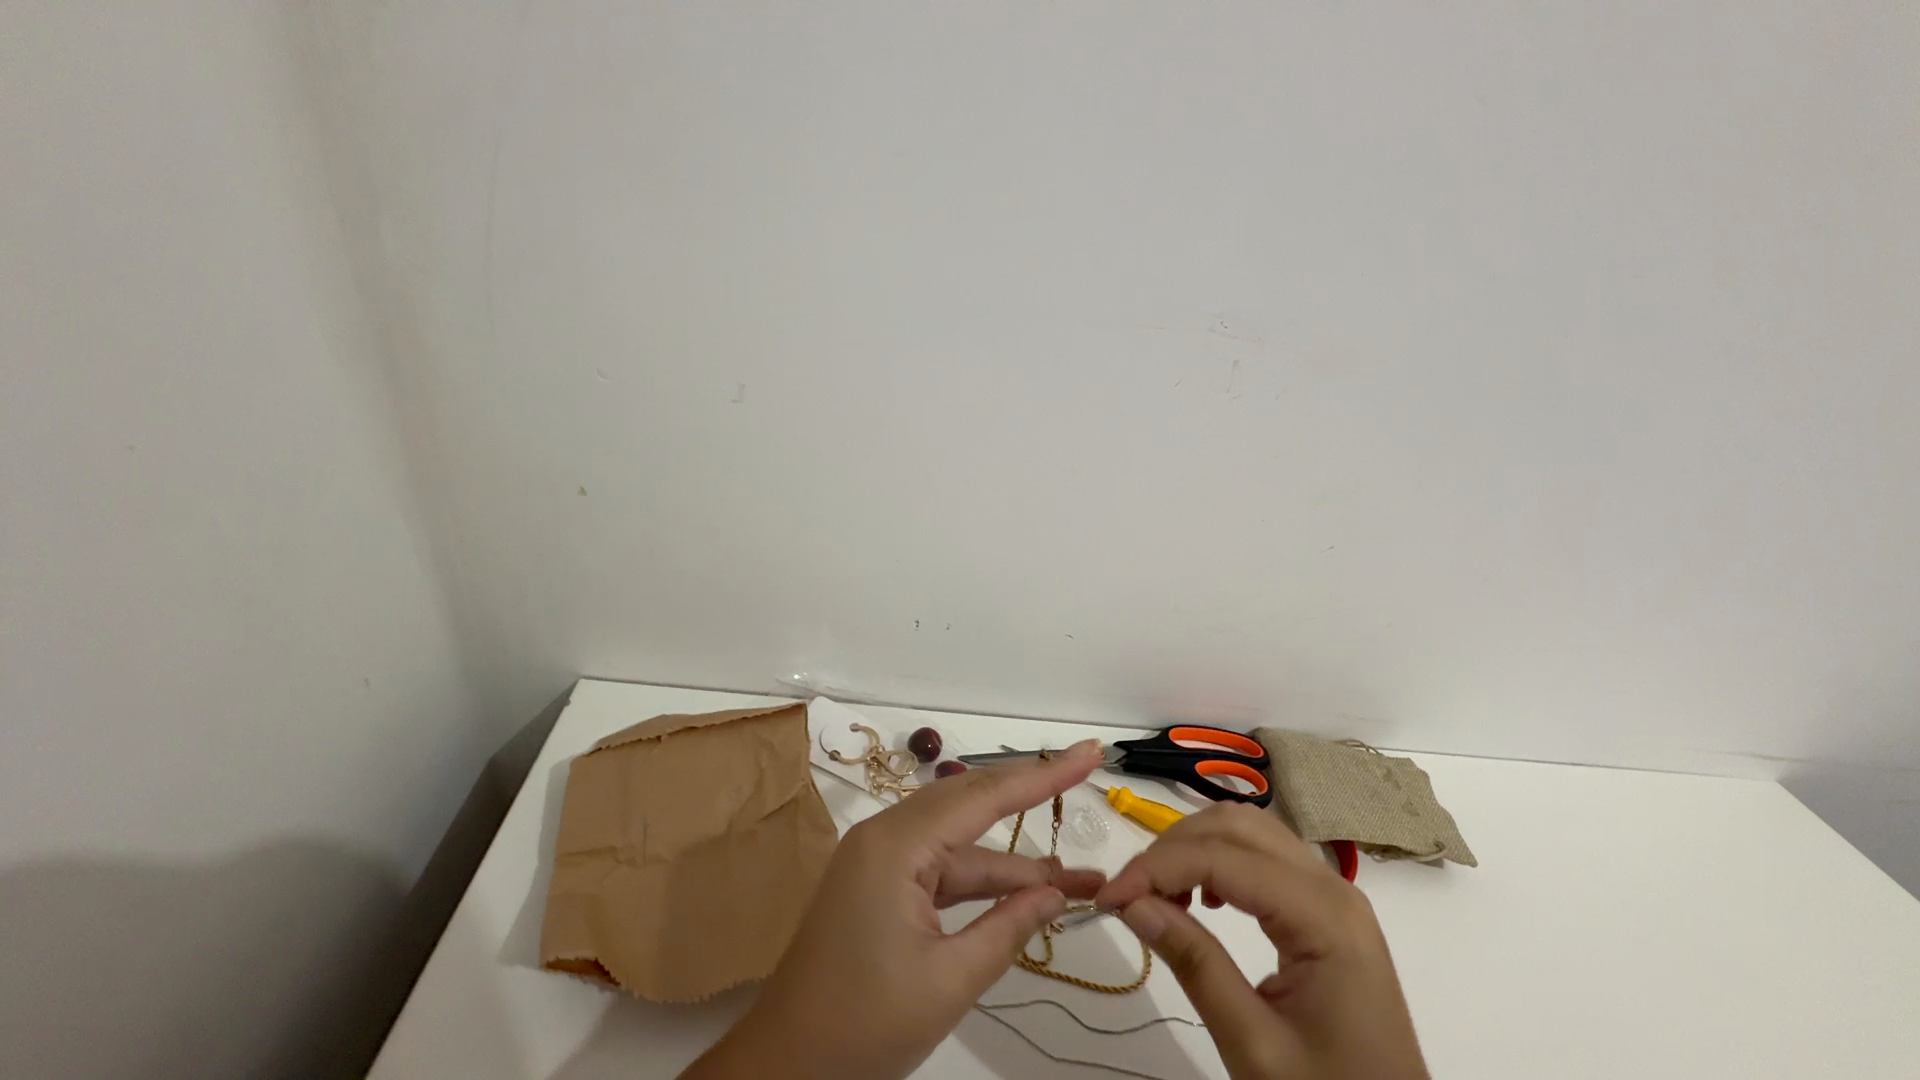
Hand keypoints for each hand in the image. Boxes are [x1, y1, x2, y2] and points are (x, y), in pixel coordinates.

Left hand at [681, 740, 1107, 1079]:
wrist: (785, 1063)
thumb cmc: (864, 1023)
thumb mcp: (949, 981)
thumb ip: (1008, 929)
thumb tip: (1057, 894)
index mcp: (896, 846)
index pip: (983, 796)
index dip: (1042, 775)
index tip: (1089, 752)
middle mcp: (885, 837)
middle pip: (970, 803)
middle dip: (1030, 797)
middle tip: (1085, 776)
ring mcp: (879, 861)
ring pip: (960, 844)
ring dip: (1013, 863)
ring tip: (1077, 879)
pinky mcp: (879, 886)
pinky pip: (941, 870)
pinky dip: (981, 882)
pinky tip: (1024, 895)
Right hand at [1096, 803, 1429, 1079]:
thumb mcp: (1253, 1045)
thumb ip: (1194, 965)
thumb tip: (1130, 903)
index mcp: (1323, 916)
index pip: (1221, 857)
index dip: (1157, 868)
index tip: (1108, 900)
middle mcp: (1333, 886)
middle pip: (1236, 825)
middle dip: (1172, 848)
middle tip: (1129, 896)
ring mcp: (1334, 894)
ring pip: (1249, 831)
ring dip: (1194, 848)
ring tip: (1158, 897)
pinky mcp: (1327, 910)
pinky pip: (1264, 857)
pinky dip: (1219, 860)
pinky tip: (1200, 901)